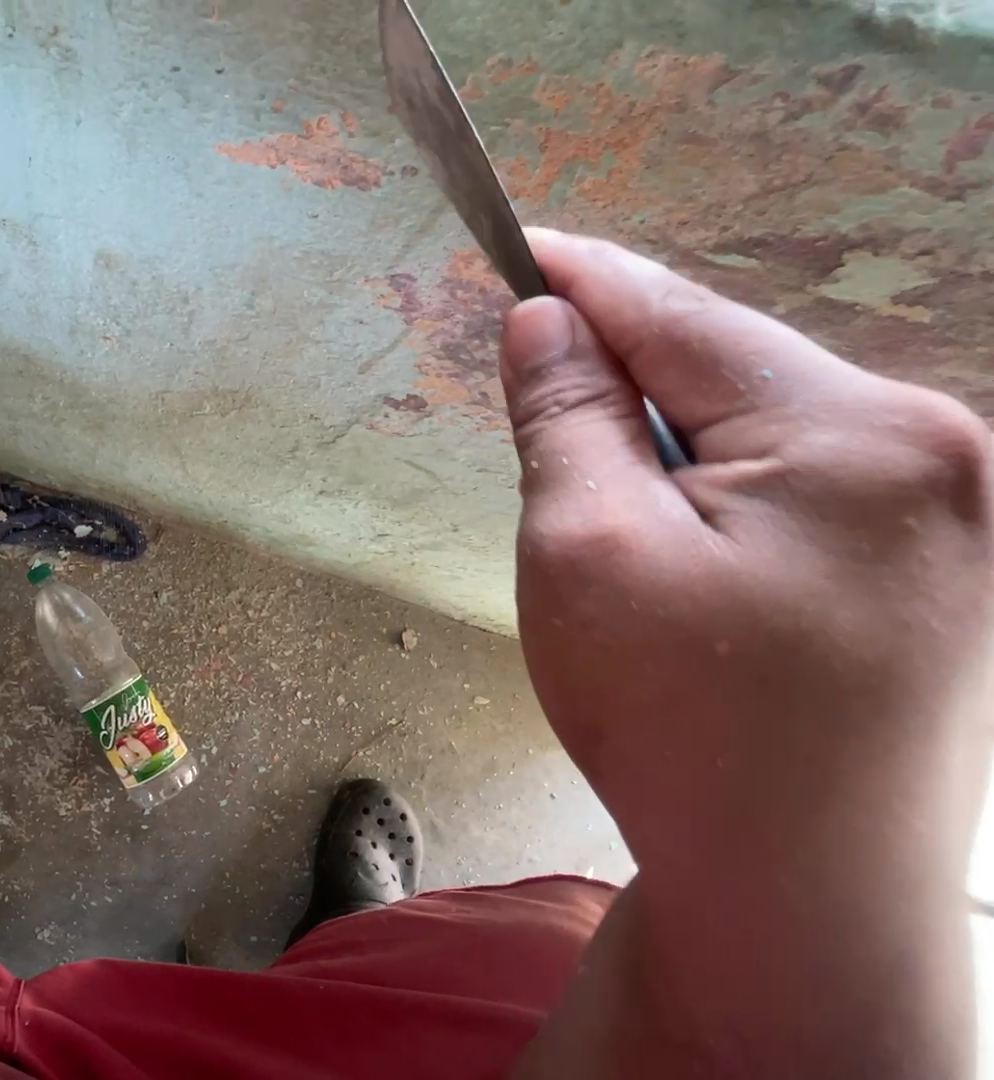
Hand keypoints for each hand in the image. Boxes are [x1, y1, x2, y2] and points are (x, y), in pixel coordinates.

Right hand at [501, 228, 991, 1076]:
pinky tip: (664, 542)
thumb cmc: (668, 707)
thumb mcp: (584, 545)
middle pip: (725, 372)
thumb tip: (547, 320)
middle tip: (531, 405)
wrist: (793, 879)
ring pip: (753, 431)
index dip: (585, 277)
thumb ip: (566, 417)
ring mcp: (952, 513)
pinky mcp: (928, 567)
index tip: (517, 245)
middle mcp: (938, 451)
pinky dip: (703, 486)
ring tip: (593, 504)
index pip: (681, 318)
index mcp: (855, 433)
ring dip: (658, 441)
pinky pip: (786, 484)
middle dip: (618, 376)